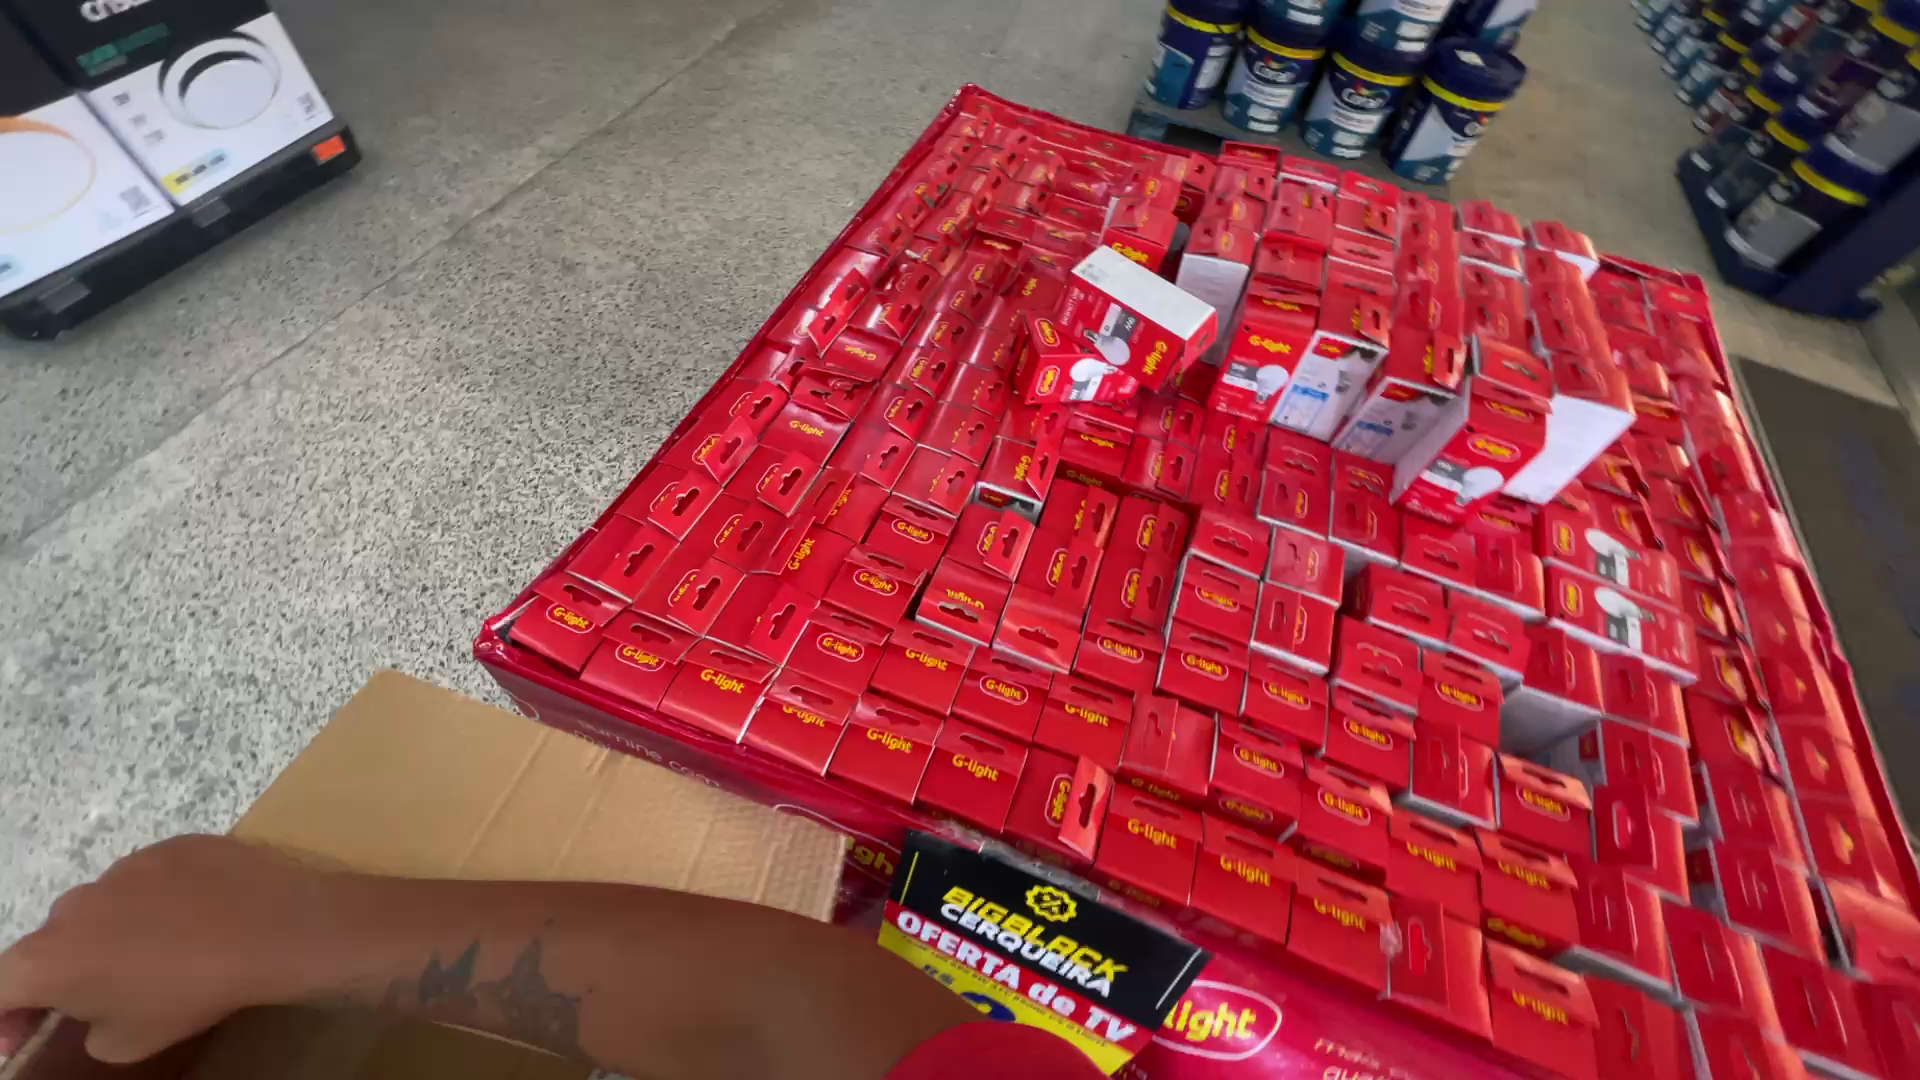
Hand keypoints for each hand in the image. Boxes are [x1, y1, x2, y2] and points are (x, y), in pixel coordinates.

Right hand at [0, 835, 347, 1062]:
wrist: (281, 927)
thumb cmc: (197, 989)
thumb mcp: (121, 1040)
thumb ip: (86, 1023)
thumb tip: (98, 1002)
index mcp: (41, 961)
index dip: (9, 1016)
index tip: (32, 1030)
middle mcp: (75, 904)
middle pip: (57, 939)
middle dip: (73, 964)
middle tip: (113, 982)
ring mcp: (133, 865)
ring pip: (111, 900)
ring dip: (123, 922)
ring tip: (169, 940)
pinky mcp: (183, 842)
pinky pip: (160, 872)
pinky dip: (169, 890)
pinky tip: (202, 906)